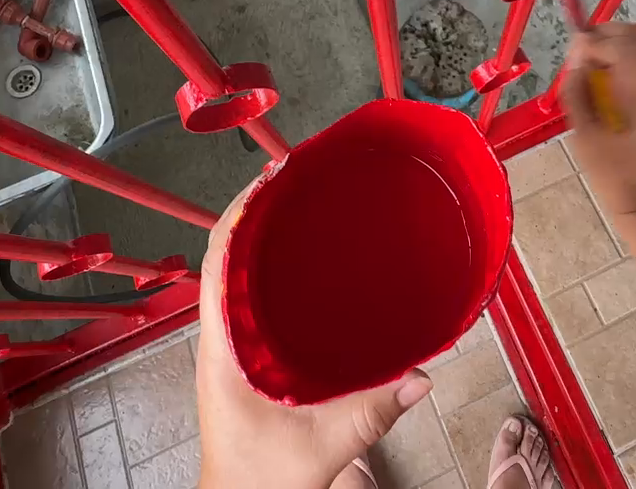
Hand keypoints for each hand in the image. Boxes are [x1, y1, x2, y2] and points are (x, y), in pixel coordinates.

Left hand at [195, 184, 434, 488]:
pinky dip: (272, 268)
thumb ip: (372, 412)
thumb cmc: (257, 484)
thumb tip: (419, 375)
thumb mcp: (319, 447)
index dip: (238, 213)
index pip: (216, 259)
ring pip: (237, 273)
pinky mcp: (250, 357)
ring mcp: (233, 346)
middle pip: (226, 255)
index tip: (266, 179)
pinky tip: (302, 262)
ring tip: (296, 203)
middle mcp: (221, 338)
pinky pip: (253, 297)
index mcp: (221, 348)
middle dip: (254, 212)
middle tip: (290, 178)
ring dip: (262, 237)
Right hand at [561, 23, 635, 215]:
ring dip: (617, 43)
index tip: (572, 55)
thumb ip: (576, 90)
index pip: (620, 44)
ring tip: (594, 62)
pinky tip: (610, 74)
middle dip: (605, 35)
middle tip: (582, 53)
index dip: (591, 41)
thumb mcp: (584, 135)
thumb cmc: (613, 175)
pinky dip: (629, 55)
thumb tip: (576, 57)